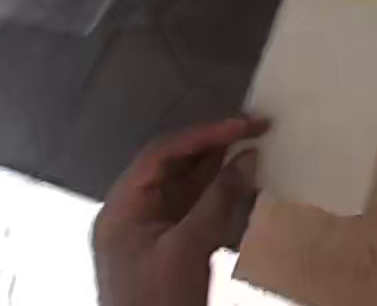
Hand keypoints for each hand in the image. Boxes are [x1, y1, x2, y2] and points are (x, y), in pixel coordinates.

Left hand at [91, 116, 268, 305]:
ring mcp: (152, 229)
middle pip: (175, 163)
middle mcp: (133, 212)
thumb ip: (218, 199)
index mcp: (121, 209)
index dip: (203, 134)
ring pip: (188, 181)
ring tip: (255, 143)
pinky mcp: (171, 245)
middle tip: (254, 127)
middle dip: (214, 144)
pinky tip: (245, 178)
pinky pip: (196, 203)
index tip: (241, 125)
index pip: (161, 154)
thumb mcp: (187, 252)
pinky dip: (221, 189)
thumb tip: (249, 155)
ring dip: (220, 163)